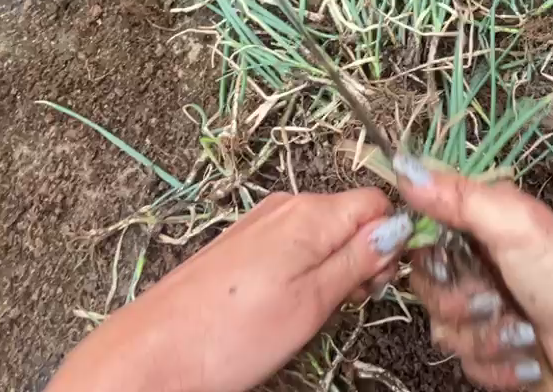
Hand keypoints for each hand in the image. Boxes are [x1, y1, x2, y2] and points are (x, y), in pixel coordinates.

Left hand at [48, 189, 413, 391]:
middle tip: (343, 302)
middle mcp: (288, 203)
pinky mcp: (246, 238)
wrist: (153, 351)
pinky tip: (287, 301)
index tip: (376, 281)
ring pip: (324, 229)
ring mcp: (264, 219)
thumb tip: (398, 227)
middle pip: (351, 215)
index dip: (387, 240)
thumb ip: (359, 260)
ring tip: (312, 309)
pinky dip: (306, 265)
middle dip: (361, 255)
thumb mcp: (312, 303)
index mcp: (311, 212)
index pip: (377, 202)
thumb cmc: (233, 334)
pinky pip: (296, 239)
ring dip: (334, 264)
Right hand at [396, 156, 552, 391]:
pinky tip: (528, 357)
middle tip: (492, 297)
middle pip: (426, 285)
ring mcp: (488, 310)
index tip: (428, 254)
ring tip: (521, 330)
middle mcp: (479, 262)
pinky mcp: (498, 355)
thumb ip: (454, 194)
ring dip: (483, 337)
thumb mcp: (511, 220)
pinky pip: (468, 367)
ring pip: (445, 330)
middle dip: (456, 300)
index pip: (420, 228)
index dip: (416, 247)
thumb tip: (401, 164)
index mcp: (479, 220)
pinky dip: (498, 367)